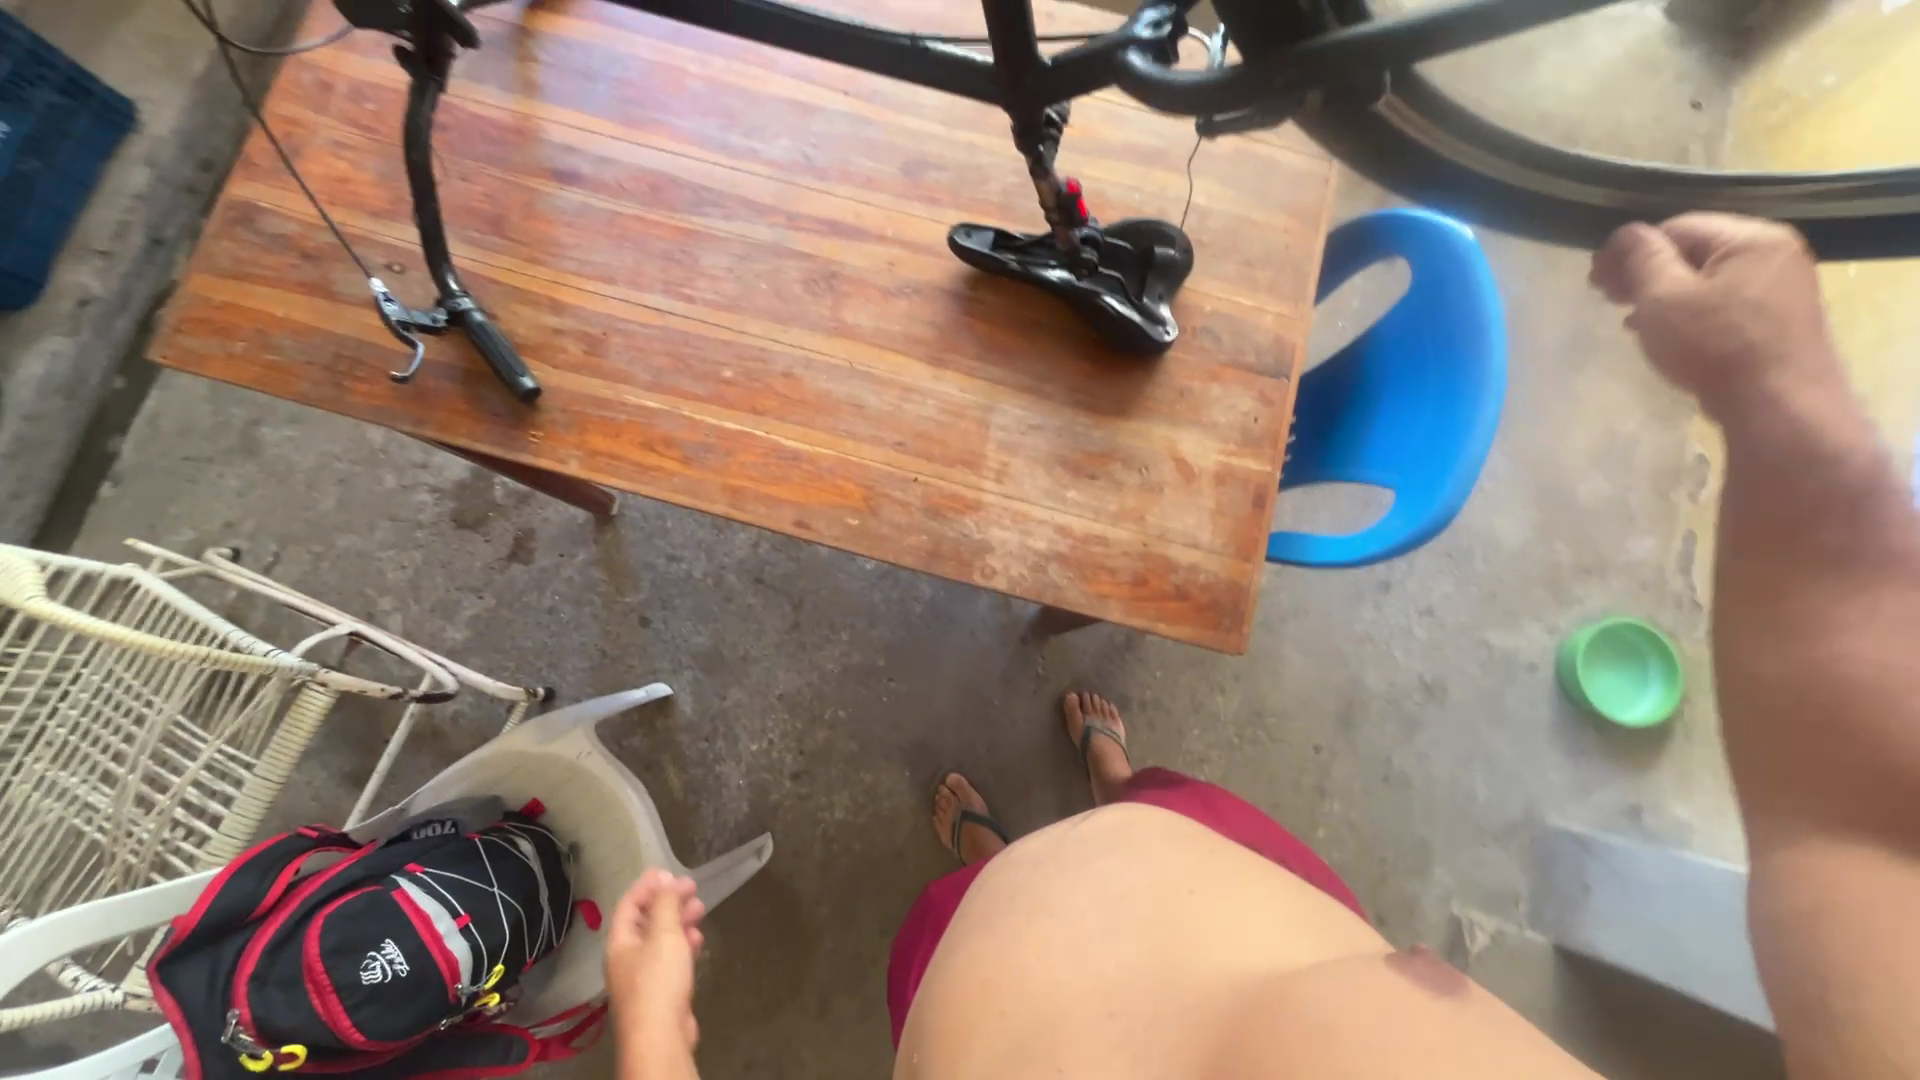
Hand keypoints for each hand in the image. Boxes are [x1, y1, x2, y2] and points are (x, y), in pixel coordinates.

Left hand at [606, 869, 706, 1076]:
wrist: (660, 1037)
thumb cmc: (658, 980)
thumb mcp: (664, 934)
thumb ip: (665, 903)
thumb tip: (664, 878)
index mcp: (620, 943)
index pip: (628, 905)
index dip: (646, 885)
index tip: (667, 870)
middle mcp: (626, 958)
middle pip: (646, 921)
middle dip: (668, 901)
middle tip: (691, 886)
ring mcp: (642, 977)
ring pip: (660, 940)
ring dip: (678, 921)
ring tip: (699, 908)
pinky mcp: (659, 992)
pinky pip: (670, 959)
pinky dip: (683, 944)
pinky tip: (697, 940)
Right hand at [1590, 213, 1840, 420]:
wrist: (1776, 401)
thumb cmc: (1715, 345)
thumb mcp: (1664, 298)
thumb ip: (1642, 259)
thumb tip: (1624, 233)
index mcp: (1751, 239)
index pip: (1676, 227)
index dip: (1629, 250)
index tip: (1594, 280)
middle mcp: (1772, 253)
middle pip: (1692, 250)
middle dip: (1644, 271)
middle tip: (1605, 297)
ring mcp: (1778, 286)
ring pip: (1703, 278)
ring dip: (1660, 293)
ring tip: (1628, 317)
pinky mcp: (1772, 317)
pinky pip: (1718, 300)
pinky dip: (1683, 310)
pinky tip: (1660, 332)